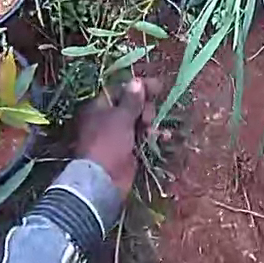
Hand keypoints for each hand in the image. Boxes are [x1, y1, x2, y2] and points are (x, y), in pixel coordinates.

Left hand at [75, 76, 157, 198]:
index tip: (157, 86)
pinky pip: (142, 136)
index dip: (138, 87)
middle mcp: (108, 119)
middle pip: (131, 104)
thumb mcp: (120, 118)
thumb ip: (131, 100)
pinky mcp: (128, 149)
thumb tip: (137, 81)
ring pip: (138, 120)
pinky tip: (163, 136)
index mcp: (100, 107)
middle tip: (148, 116)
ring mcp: (118, 135)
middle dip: (145, 107)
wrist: (103, 180)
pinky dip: (152, 135)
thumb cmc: (108, 143)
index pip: (121, 90)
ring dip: (150, 121)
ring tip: (152, 130)